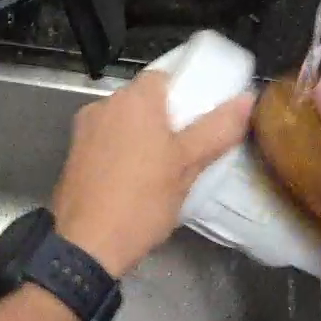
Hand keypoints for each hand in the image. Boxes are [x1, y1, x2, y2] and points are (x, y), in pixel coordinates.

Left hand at [51, 70, 254, 276]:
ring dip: (144, 136)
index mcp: (133, 99)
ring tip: (167, 167)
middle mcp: (103, 105)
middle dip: (167, 118)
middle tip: (192, 147)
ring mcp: (84, 129)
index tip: (204, 117)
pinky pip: (107, 140)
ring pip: (124, 122)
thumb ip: (217, 129)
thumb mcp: (188, 166)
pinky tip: (138, 178)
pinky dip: (123, 150)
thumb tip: (246, 99)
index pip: (165, 76)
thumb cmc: (141, 201)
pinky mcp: (74, 154)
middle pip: (143, 99)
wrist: (86, 244)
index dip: (187, 93)